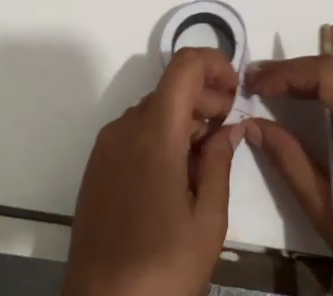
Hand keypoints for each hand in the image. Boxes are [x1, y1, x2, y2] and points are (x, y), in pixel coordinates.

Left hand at [64, 47, 243, 295]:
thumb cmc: (162, 267)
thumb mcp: (208, 220)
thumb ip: (220, 163)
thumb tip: (230, 127)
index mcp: (155, 134)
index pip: (184, 66)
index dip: (215, 64)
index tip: (236, 92)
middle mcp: (125, 129)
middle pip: (170, 88)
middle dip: (205, 96)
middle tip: (229, 129)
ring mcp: (105, 148)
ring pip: (152, 110)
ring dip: (183, 118)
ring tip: (206, 159)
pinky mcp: (95, 168)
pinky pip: (133, 132)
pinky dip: (160, 135)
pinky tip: (176, 173)